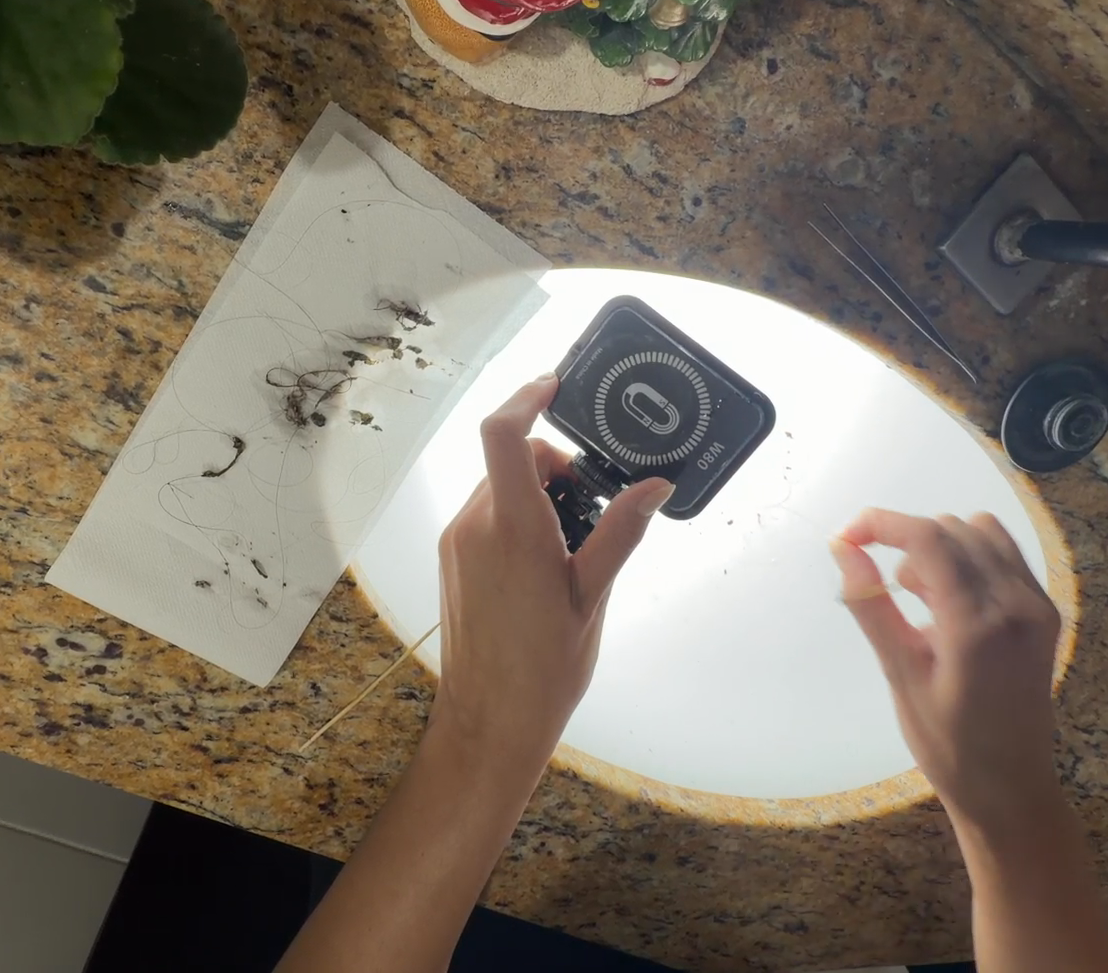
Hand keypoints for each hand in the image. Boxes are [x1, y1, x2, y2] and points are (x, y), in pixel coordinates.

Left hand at [431, 374, 673, 776]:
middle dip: (554, 469)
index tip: (557, 385)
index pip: (505, 435)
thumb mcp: (594, 596)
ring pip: (499, 487)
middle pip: (511, 460)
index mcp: (513, 529)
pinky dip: (515, 517)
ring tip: (568, 550)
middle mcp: (475, 525)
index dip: (527, 396)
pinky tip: (542, 565)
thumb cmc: (546, 666)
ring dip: (535, 495)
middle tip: (589, 512)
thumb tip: (655, 486)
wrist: (488, 722)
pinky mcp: (451, 559)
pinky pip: (485, 515)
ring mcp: (457, 542)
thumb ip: (620, 532)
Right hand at [831, 509, 1062, 831]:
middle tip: (883, 588)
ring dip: (936, 548)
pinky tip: (948, 597)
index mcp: (978, 623)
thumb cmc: (945, 742)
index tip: (845, 540)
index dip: (879, 523)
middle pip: (950, 529)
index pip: (928, 538)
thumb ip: (871, 605)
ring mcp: (1037, 605)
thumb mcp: (899, 674)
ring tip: (919, 598)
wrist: (1011, 788)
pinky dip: (965, 556)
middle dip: (904, 541)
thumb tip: (841, 548)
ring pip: (977, 532)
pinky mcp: (1044, 611)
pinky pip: (1000, 552)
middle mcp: (1017, 603)